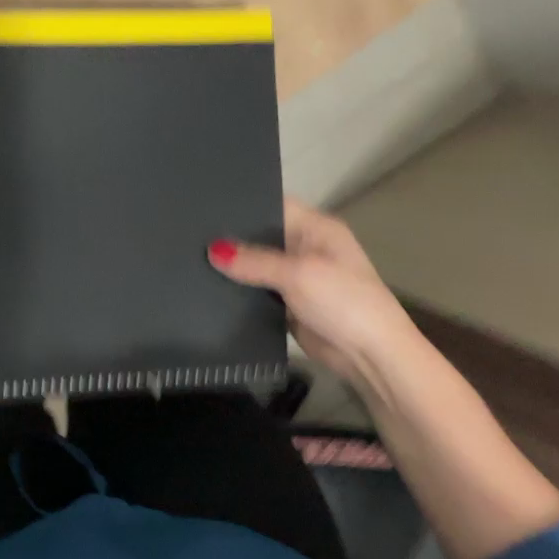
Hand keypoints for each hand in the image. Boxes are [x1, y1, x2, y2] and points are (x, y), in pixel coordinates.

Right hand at [208, 198, 414, 382]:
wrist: (368, 353)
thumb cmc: (342, 301)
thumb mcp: (298, 274)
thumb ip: (254, 261)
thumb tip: (212, 251)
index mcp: (316, 229)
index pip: (275, 205)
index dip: (243, 205)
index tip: (204, 206)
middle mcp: (305, 248)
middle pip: (262, 237)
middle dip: (231, 239)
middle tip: (190, 237)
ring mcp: (297, 278)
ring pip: (256, 268)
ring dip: (233, 270)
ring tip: (189, 260)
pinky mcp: (288, 305)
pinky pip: (258, 294)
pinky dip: (239, 294)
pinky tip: (209, 291)